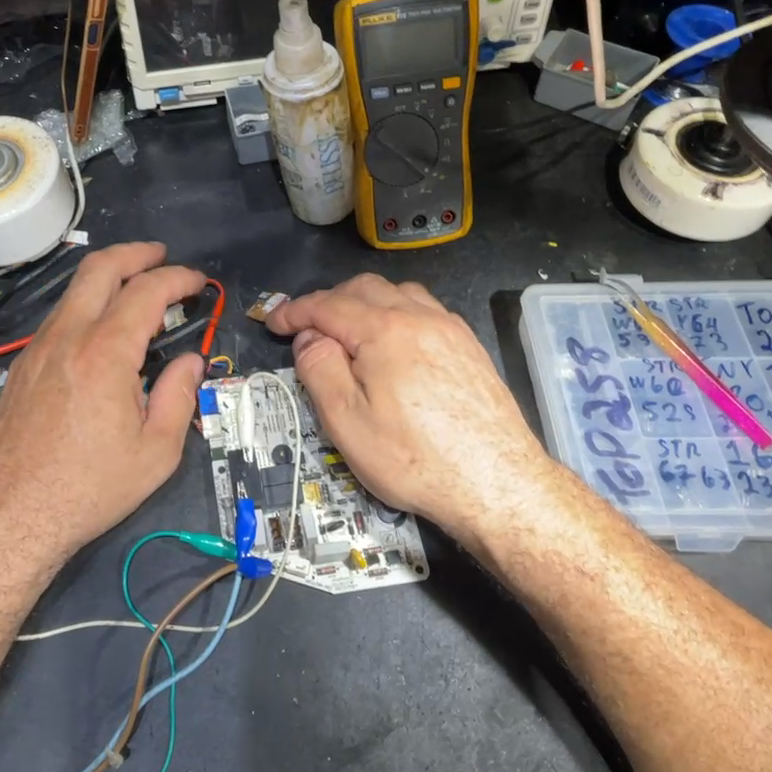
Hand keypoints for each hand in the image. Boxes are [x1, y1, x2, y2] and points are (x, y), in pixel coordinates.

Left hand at [0, 242, 205, 561]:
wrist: (10, 515)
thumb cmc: (89, 488)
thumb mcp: (155, 453)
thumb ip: (179, 397)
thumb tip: (190, 362)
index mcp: (105, 352)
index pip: (146, 291)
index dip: (178, 278)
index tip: (198, 282)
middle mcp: (67, 337)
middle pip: (99, 268)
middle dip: (135, 253)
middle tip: (161, 257)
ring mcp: (37, 348)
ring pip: (73, 291)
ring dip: (107, 279)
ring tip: (136, 292)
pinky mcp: (22, 366)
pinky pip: (58, 319)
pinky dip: (86, 307)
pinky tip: (101, 334)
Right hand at [265, 274, 547, 539]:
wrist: (497, 483)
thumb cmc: (413, 458)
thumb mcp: (347, 421)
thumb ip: (319, 368)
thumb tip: (309, 337)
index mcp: (384, 329)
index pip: (326, 304)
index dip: (294, 311)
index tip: (273, 322)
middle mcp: (419, 316)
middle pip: (363, 288)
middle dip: (328, 301)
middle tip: (306, 329)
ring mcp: (449, 329)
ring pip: (398, 293)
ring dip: (364, 302)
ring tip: (348, 332)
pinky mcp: (468, 347)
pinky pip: (424, 310)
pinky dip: (396, 313)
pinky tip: (393, 344)